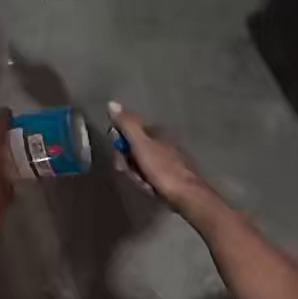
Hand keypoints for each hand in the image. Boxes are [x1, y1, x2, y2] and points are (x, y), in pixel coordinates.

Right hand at [108, 102, 224, 217]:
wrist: (186, 195)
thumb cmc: (162, 169)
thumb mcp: (141, 144)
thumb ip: (127, 125)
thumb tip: (111, 103)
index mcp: (155, 132)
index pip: (127, 131)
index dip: (120, 145)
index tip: (121, 155)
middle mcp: (161, 142)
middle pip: (131, 149)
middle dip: (127, 163)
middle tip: (132, 172)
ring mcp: (166, 158)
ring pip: (138, 163)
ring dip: (136, 174)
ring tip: (144, 182)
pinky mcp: (168, 174)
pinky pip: (147, 174)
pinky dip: (145, 181)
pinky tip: (150, 187)